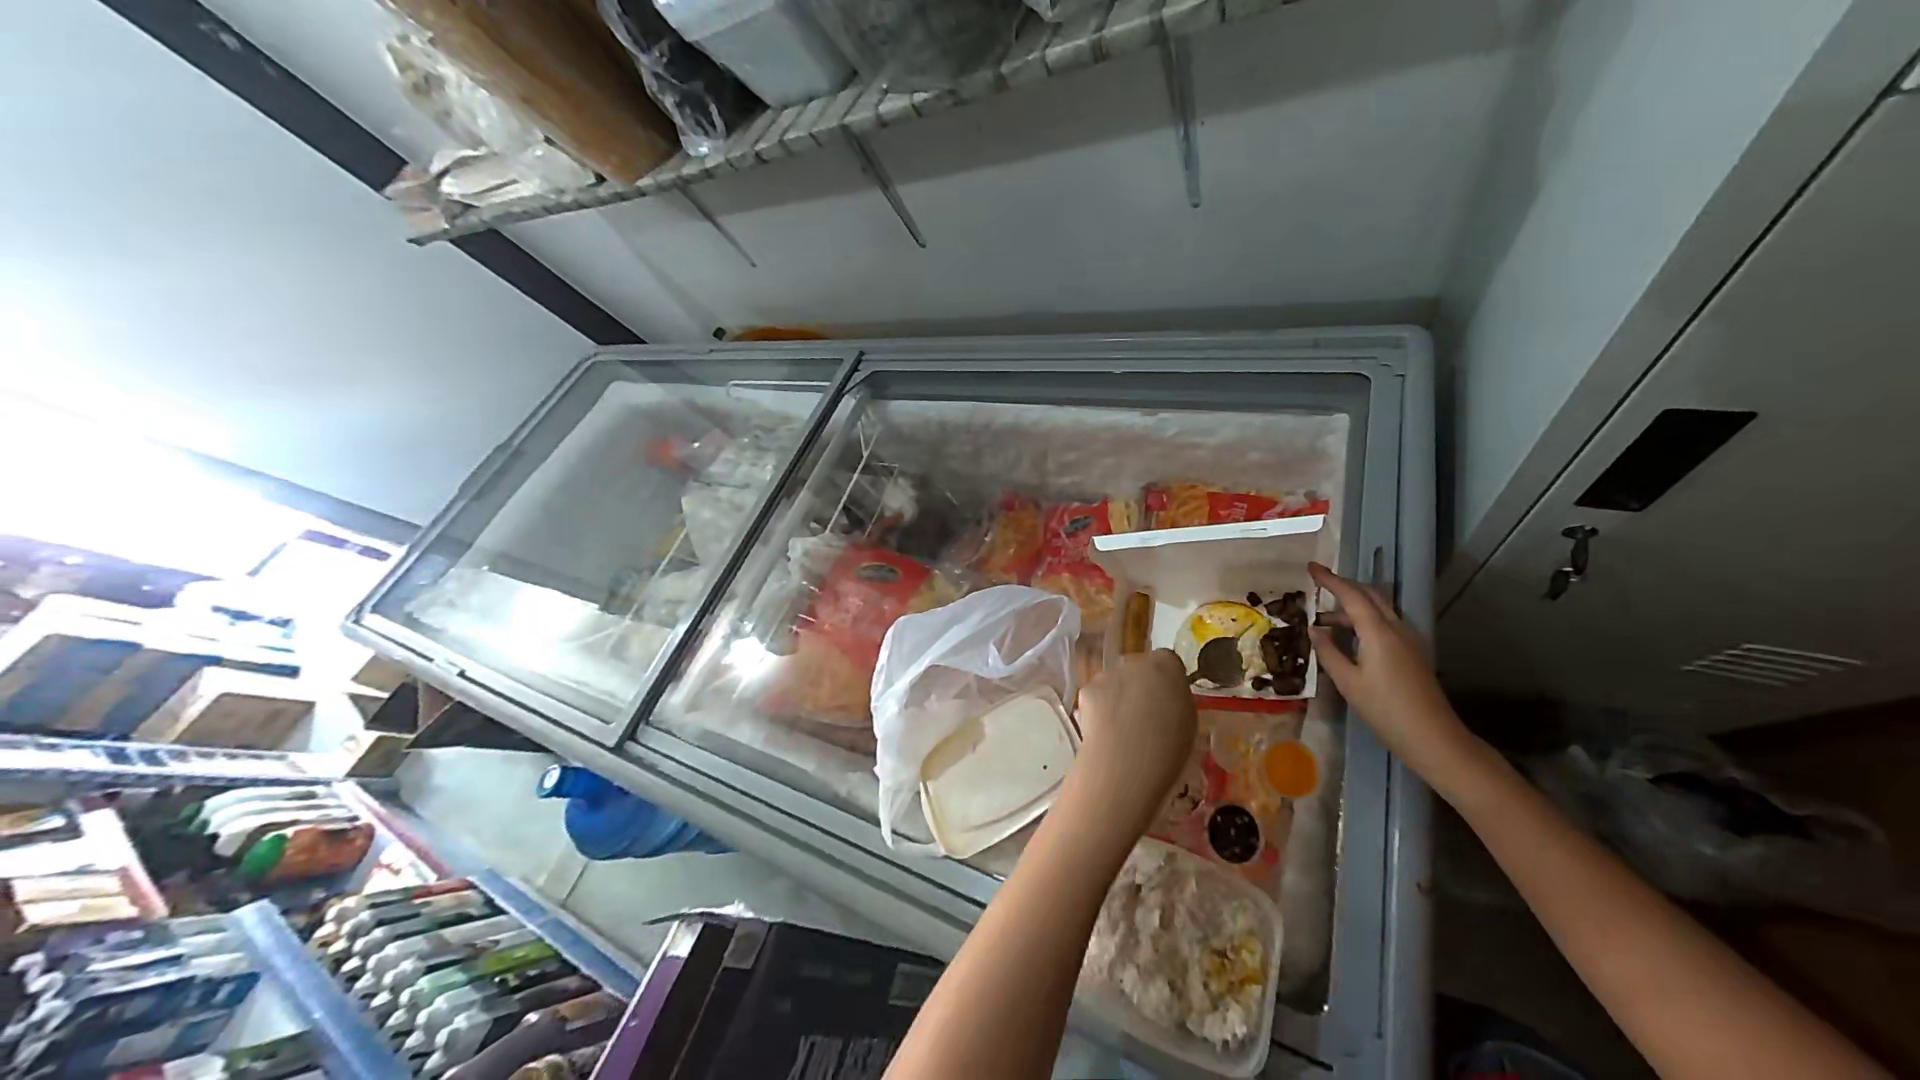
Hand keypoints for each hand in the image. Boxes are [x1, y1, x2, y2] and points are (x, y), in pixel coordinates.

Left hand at [1068, 649, 1197, 837]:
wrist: (1128, 761)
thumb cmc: (1170, 747)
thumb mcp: (1188, 721)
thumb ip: (1176, 700)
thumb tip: (1166, 700)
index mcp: (1167, 666)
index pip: (1167, 661)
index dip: (1165, 680)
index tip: (1166, 700)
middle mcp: (1135, 662)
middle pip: (1138, 669)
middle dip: (1139, 686)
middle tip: (1142, 717)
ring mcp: (1108, 674)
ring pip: (1113, 682)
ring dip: (1116, 697)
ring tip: (1120, 729)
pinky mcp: (1086, 690)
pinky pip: (1095, 697)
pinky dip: (1098, 710)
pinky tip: (1103, 731)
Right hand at [1306, 562, 1482, 782]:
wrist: (1431, 735)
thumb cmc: (1384, 709)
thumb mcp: (1348, 682)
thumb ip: (1328, 652)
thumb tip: (1315, 630)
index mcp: (1378, 632)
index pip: (1351, 595)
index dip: (1330, 580)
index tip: (1311, 567)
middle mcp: (1396, 628)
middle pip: (1370, 595)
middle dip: (1344, 586)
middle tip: (1319, 585)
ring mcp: (1408, 640)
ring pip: (1378, 609)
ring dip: (1352, 606)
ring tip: (1325, 620)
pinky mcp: (1411, 652)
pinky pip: (1384, 623)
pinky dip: (1363, 620)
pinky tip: (1348, 637)